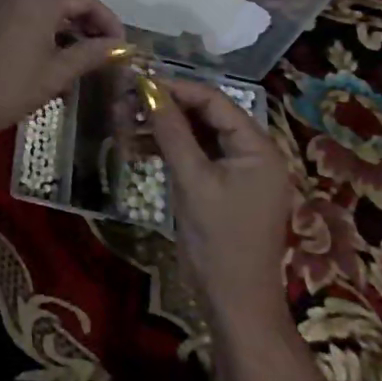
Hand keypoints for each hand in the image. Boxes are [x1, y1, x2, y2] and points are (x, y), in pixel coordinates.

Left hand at [0, 0, 124, 143]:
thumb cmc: (15, 86)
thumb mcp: (59, 71)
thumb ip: (91, 53)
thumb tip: (118, 46)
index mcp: (39, 1)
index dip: (107, 18)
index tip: (120, 44)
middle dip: (87, 19)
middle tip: (104, 47)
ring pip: (42, 6)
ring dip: (65, 24)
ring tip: (82, 52)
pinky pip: (23, 15)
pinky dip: (43, 27)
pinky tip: (52, 52)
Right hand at [149, 79, 294, 325]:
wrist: (233, 298)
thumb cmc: (218, 237)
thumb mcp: (192, 180)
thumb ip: (172, 132)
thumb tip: (149, 90)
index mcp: (258, 148)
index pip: (215, 101)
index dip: (176, 88)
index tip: (137, 82)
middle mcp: (252, 153)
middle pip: (205, 115)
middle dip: (165, 106)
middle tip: (125, 101)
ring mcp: (236, 171)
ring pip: (196, 135)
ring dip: (161, 127)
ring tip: (123, 121)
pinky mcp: (220, 187)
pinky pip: (193, 156)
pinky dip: (166, 149)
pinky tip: (135, 146)